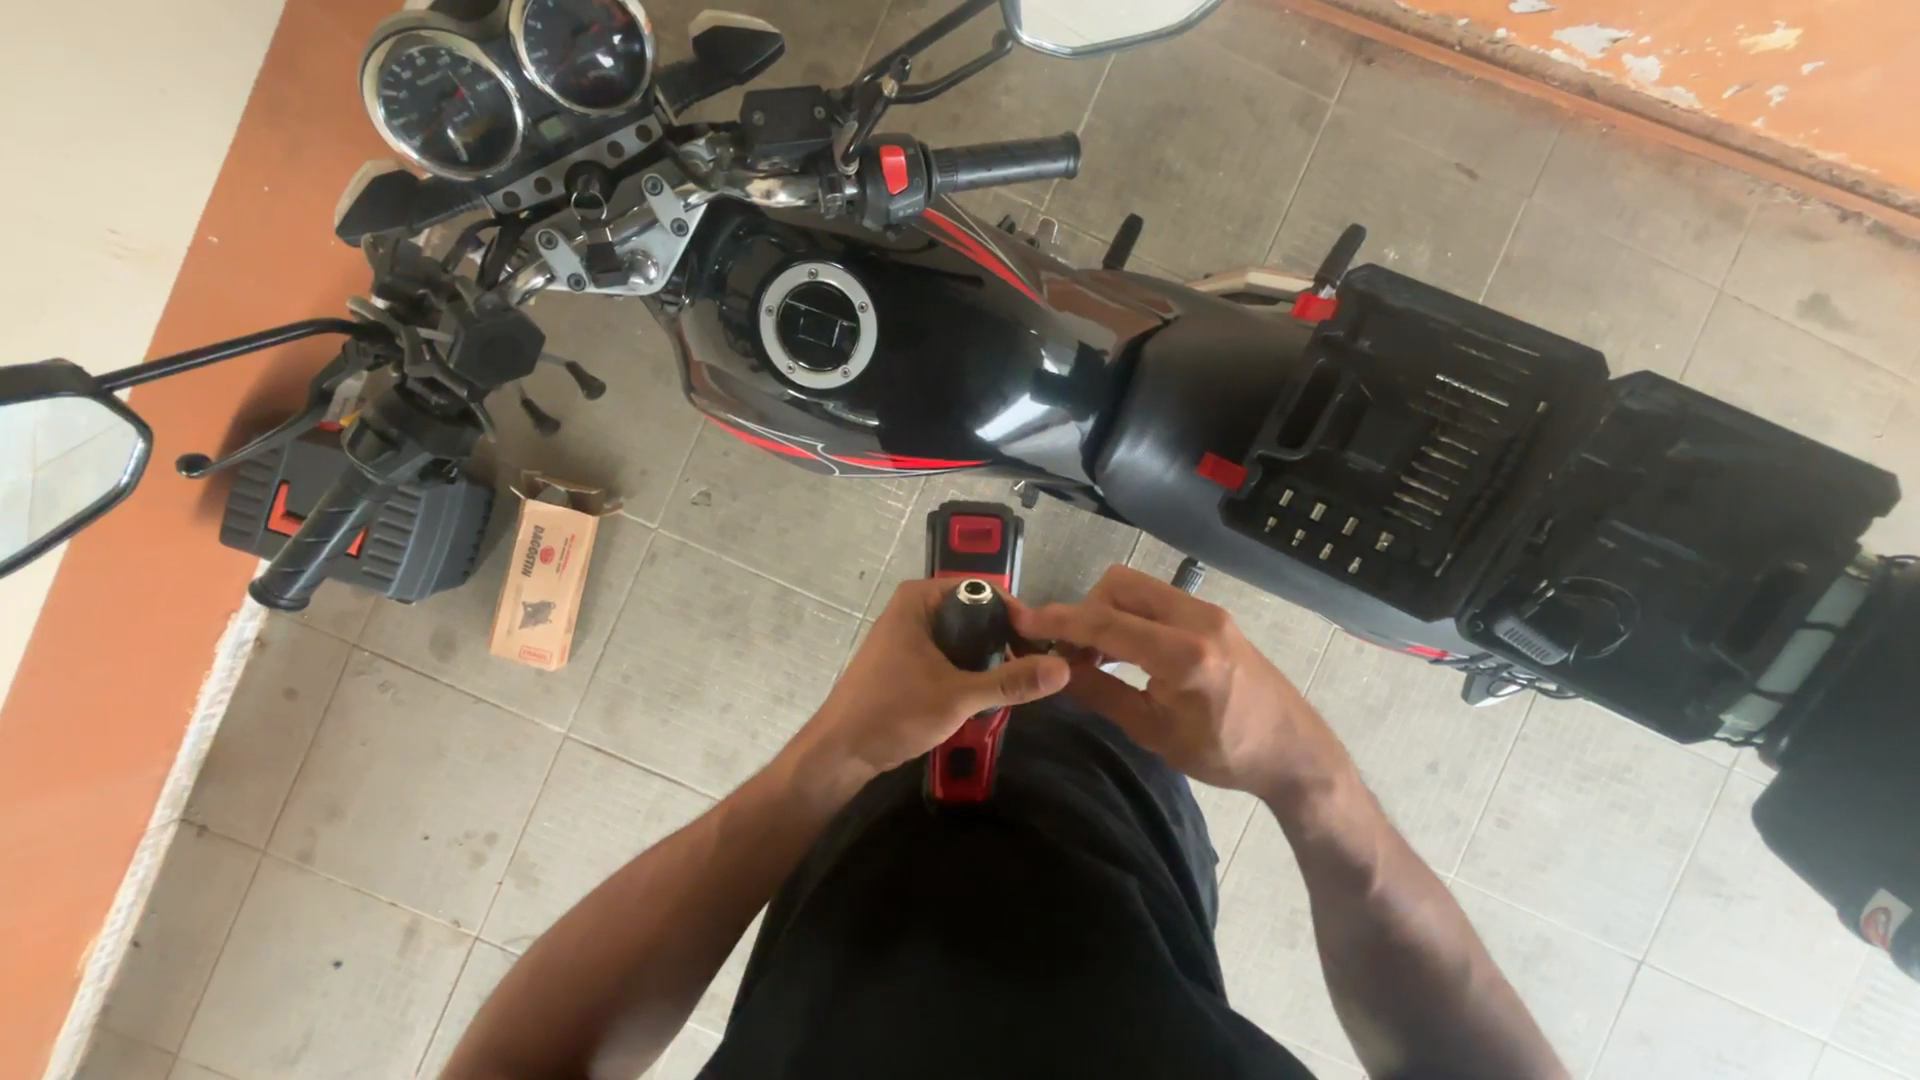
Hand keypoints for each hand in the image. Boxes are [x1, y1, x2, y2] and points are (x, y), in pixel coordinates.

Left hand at [793, 579, 1070, 783]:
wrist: (841, 753)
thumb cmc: (893, 712)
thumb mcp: (958, 696)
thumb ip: (1011, 681)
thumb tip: (1062, 669)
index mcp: (920, 598)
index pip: (985, 592)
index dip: (1016, 618)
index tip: (1042, 648)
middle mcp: (914, 608)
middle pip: (976, 615)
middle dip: (1005, 641)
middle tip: (1034, 671)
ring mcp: (909, 635)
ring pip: (964, 638)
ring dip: (989, 660)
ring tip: (1017, 685)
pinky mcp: (907, 661)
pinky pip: (950, 655)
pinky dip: (970, 671)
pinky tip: (987, 695)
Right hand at [1015, 565, 1346, 802]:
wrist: (1292, 750)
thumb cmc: (1225, 752)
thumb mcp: (1154, 732)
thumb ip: (1101, 694)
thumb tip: (1054, 671)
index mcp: (1186, 655)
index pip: (1107, 623)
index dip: (1058, 621)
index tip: (1022, 621)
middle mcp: (1198, 619)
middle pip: (1119, 586)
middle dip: (1083, 612)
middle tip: (1069, 653)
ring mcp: (1208, 612)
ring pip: (1136, 588)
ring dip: (1105, 612)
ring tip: (1093, 655)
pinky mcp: (1212, 615)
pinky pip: (1156, 600)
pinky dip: (1128, 615)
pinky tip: (1122, 650)